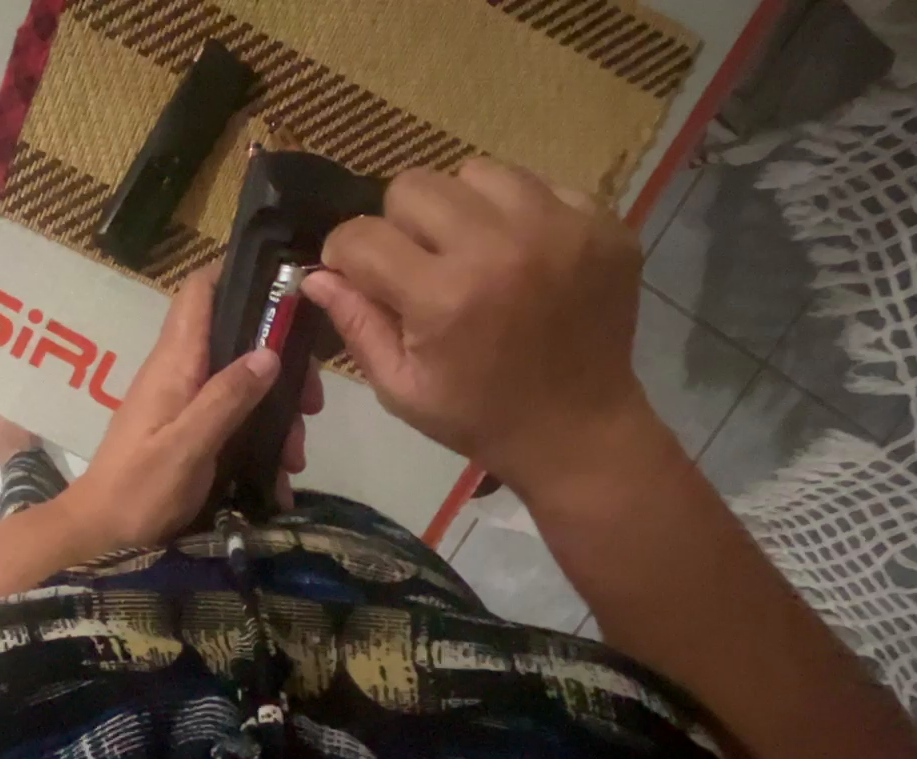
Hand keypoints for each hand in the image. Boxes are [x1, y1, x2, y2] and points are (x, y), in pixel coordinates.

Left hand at [59, 265, 321, 550]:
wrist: (101, 532)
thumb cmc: (138, 489)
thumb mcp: (187, 447)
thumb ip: (225, 399)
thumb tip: (270, 352)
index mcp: (175, 364)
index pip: (200, 292)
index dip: (239, 275)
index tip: (289, 289)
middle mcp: (180, 373)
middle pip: (238, 340)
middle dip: (282, 364)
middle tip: (311, 404)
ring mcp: (184, 401)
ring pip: (242, 384)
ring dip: (276, 414)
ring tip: (294, 459)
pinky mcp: (187, 429)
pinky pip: (233, 419)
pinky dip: (258, 440)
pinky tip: (277, 478)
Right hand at [301, 157, 650, 498]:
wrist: (576, 428)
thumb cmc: (474, 415)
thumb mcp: (399, 386)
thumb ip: (356, 324)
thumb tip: (316, 276)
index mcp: (443, 297)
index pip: (362, 236)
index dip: (343, 252)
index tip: (351, 271)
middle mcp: (500, 246)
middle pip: (414, 185)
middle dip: (397, 224)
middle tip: (413, 264)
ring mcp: (559, 226)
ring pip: (475, 172)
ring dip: (457, 209)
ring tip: (468, 254)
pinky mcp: (600, 221)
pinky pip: (536, 185)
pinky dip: (514, 215)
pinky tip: (518, 258)